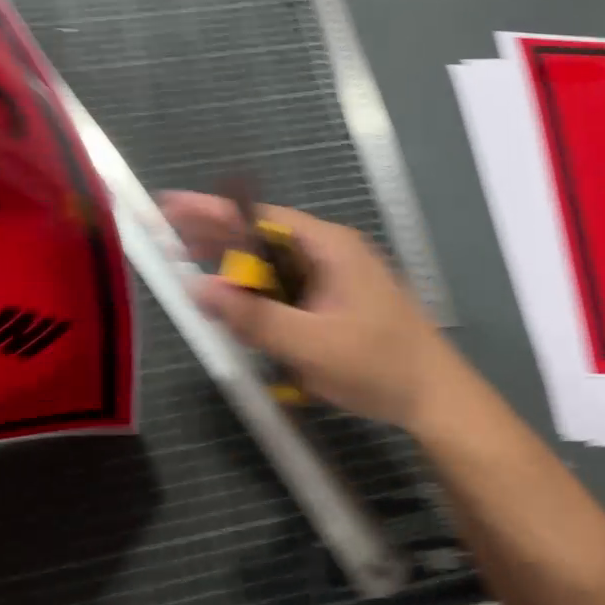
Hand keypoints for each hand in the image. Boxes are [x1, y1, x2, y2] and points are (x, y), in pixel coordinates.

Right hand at [160, 191, 471, 431]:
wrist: (436, 399)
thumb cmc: (378, 366)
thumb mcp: (311, 344)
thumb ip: (254, 317)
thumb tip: (199, 289)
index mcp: (329, 247)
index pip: (260, 219)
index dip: (214, 212)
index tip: (174, 205)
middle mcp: (331, 253)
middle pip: (263, 237)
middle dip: (217, 234)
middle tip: (168, 232)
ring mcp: (335, 277)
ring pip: (273, 265)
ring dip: (236, 267)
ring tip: (190, 261)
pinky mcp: (336, 302)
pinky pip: (288, 289)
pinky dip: (259, 295)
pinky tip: (237, 307)